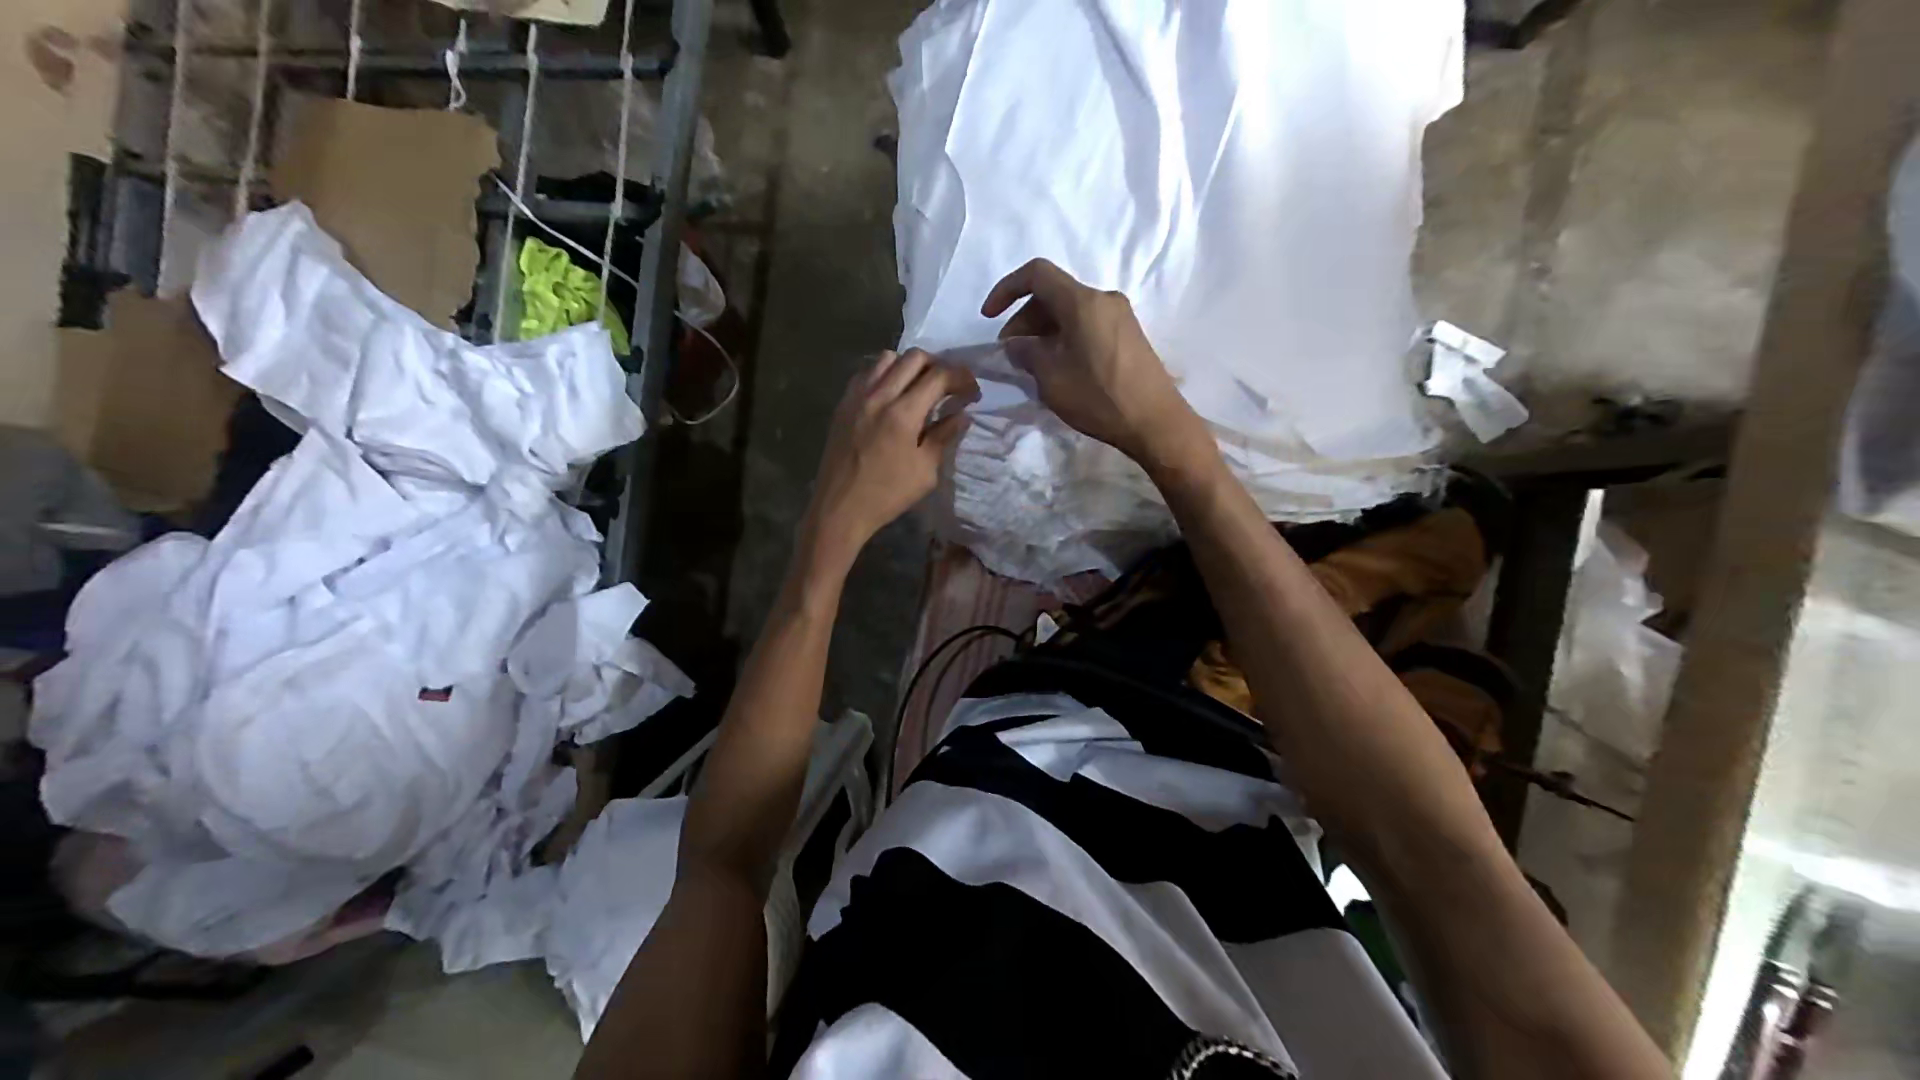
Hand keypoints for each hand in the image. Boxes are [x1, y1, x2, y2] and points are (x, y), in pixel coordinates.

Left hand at [801, 349, 978, 567]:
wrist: (840, 508)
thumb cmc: (887, 495)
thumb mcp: (925, 472)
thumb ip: (943, 437)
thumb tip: (961, 415)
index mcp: (902, 413)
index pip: (939, 376)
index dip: (961, 378)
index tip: (972, 392)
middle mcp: (878, 395)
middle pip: (914, 357)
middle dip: (938, 366)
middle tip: (948, 387)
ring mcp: (856, 396)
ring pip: (887, 358)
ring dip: (909, 366)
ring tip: (919, 388)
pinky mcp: (843, 404)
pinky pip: (866, 373)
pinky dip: (884, 375)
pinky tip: (891, 396)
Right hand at [982, 259, 1207, 467]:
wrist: (1155, 422)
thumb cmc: (1098, 397)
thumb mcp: (1051, 377)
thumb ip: (1027, 353)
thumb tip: (1017, 344)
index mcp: (1082, 302)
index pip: (1036, 274)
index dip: (1006, 289)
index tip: (989, 317)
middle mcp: (1103, 299)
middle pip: (1053, 294)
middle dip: (1024, 318)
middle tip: (1010, 352)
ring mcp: (1120, 316)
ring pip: (1070, 311)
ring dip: (1044, 331)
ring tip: (1031, 364)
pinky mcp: (1129, 335)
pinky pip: (1087, 324)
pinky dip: (1064, 337)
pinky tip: (1058, 366)